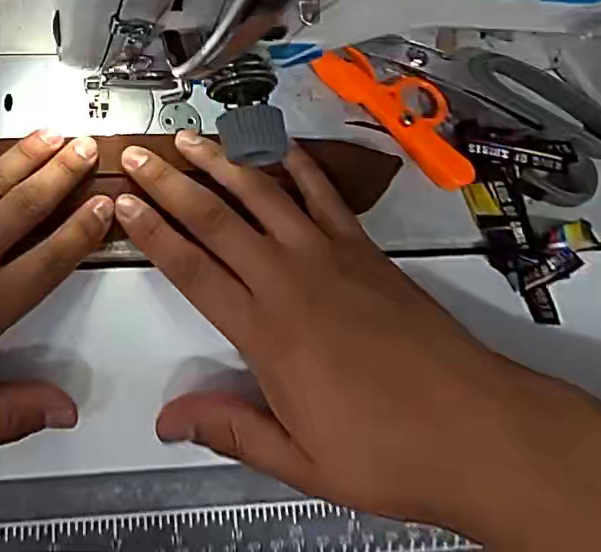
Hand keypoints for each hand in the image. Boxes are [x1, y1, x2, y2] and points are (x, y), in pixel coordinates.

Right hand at [115, 130, 569, 531]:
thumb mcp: (300, 461)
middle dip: (169, 183)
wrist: (478, 430)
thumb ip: (231, 430)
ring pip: (261, 195)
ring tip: (191, 138)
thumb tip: (167, 421)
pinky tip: (280, 145)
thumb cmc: (386, 451)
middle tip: (137, 156)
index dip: (151, 232)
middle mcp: (286, 279)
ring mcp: (326, 255)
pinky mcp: (362, 247)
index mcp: (264, 331)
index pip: (190, 269)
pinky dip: (298, 166)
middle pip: (214, 219)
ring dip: (221, 163)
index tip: (122, 202)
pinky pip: (323, 195)